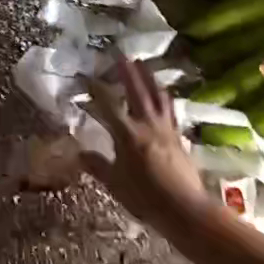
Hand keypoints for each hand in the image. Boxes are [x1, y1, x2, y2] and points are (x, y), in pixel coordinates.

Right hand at [82, 55, 214, 234]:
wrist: (184, 208)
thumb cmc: (145, 198)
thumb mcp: (115, 184)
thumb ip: (98, 166)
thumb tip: (79, 153)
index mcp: (128, 135)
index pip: (109, 106)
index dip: (97, 91)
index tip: (88, 77)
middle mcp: (148, 125)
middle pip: (136, 93)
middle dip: (127, 73)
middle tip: (121, 55)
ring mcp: (166, 129)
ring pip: (157, 96)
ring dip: (149, 78)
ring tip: (143, 64)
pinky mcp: (178, 136)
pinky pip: (170, 109)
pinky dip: (164, 97)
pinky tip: (164, 93)